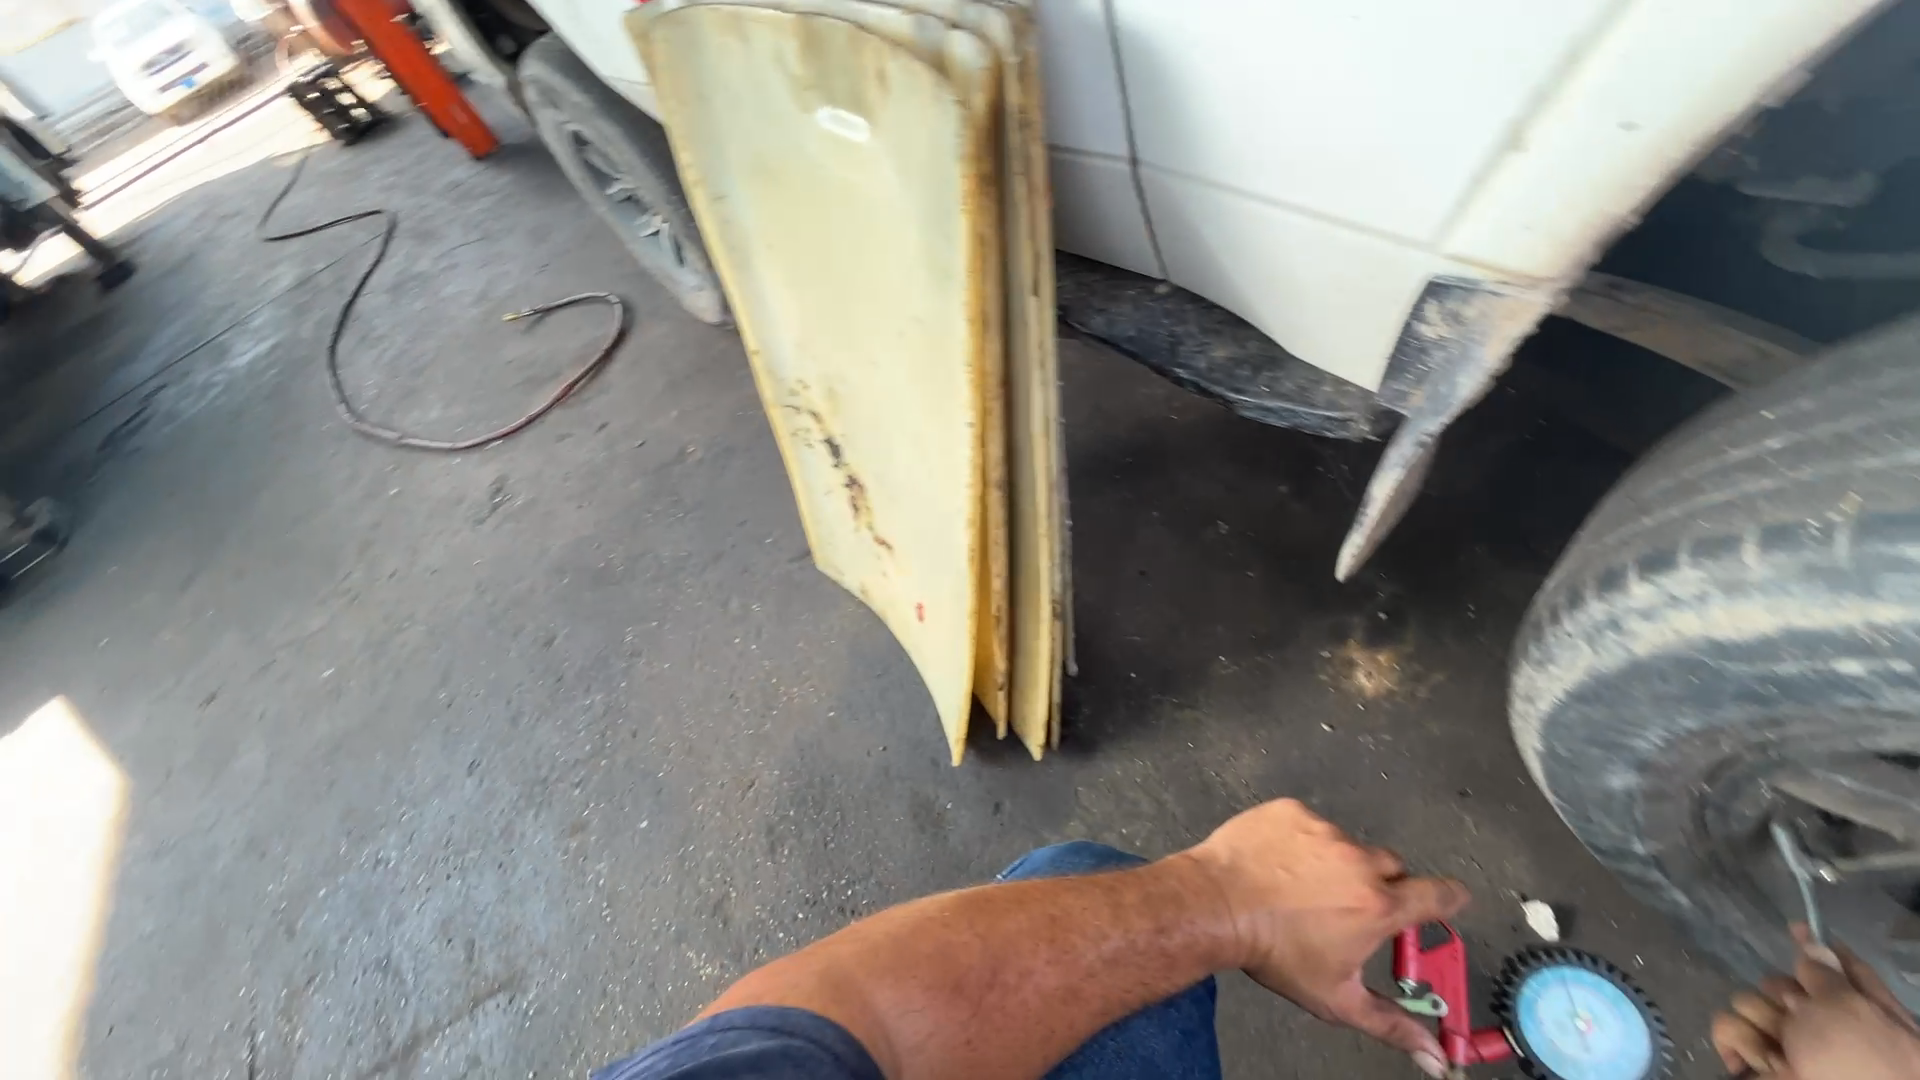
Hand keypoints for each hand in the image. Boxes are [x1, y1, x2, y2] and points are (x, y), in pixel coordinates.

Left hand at [1179, 798, 1469, 1077]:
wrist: (1215, 904)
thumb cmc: (1274, 952)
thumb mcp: (1336, 998)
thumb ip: (1392, 1026)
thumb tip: (1436, 1059)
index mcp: (1379, 904)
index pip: (1438, 894)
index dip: (1449, 898)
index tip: (1452, 899)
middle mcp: (1357, 860)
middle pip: (1390, 867)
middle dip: (1382, 884)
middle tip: (1351, 905)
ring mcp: (1321, 829)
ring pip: (1345, 844)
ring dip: (1335, 861)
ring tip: (1302, 886)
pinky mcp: (1288, 810)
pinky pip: (1307, 823)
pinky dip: (1299, 839)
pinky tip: (1277, 862)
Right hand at [1712, 925, 1919, 1079]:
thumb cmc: (1862, 1065)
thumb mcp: (1850, 1011)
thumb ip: (1827, 974)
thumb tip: (1812, 939)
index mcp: (1864, 1013)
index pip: (1839, 968)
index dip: (1817, 948)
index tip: (1795, 926)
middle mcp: (1825, 1024)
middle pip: (1780, 982)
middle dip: (1781, 997)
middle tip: (1799, 1021)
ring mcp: (1788, 1042)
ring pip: (1749, 1002)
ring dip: (1762, 1023)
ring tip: (1784, 1054)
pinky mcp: (1755, 1055)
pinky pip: (1727, 1026)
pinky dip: (1741, 1042)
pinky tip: (1763, 1062)